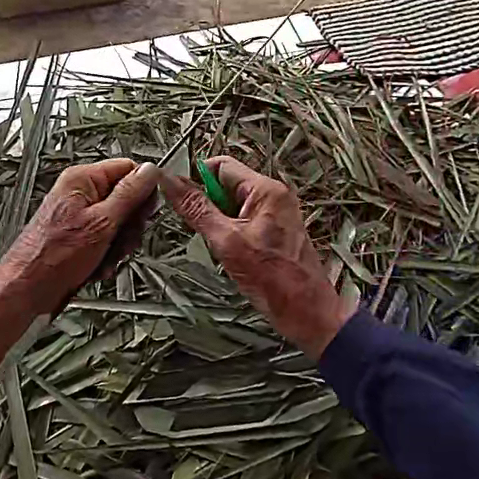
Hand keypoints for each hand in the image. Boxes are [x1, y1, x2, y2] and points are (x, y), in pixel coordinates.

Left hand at [0, 159, 159, 391]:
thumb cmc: (51, 258)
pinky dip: (106, 256)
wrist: (26, 290)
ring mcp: (79, 216)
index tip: (146, 213)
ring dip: (119, 245)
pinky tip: (97, 266)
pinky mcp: (78, 237)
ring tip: (106, 257)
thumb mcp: (102, 223)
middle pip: (126, 199)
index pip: (128, 169)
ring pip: (118, 223)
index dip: (143, 191)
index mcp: (82, 180)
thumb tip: (149, 171)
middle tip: (122, 240)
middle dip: (129, 225)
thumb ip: (129, 194)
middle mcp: (79, 194)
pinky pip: (106, 240)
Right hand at [160, 156, 354, 356]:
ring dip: (218, 223)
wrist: (306, 314)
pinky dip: (229, 234)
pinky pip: (241, 221)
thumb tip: (172, 183)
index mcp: (267, 190)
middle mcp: (274, 197)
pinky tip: (233, 255)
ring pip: (231, 206)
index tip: (180, 196)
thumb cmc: (278, 281)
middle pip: (225, 185)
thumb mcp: (226, 241)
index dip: (196, 178)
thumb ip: (196, 209)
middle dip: (207, 206)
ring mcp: (275, 214)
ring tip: (224, 247)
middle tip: (205, 230)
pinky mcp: (273, 231)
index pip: (221, 165)